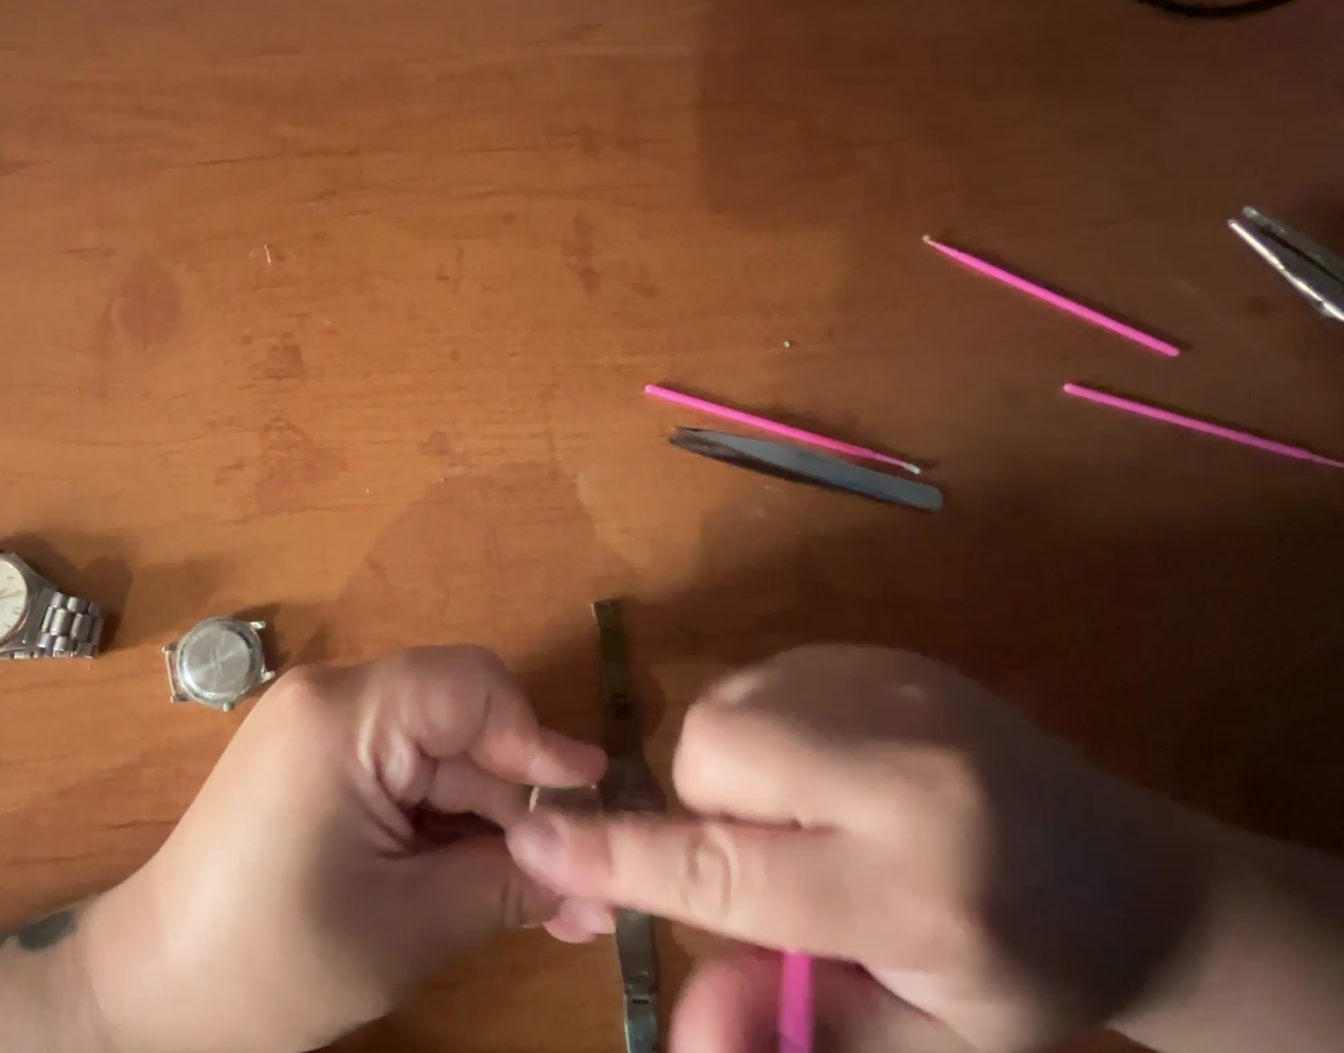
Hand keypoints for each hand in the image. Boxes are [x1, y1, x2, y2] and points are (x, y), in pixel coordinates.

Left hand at [75, 646, 607, 1052]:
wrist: (155, 988)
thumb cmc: (271, 959)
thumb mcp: (410, 926)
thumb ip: (510, 883)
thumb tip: (596, 873)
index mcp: (342, 715)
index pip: (473, 686)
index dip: (537, 742)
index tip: (587, 810)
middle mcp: (332, 697)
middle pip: (462, 718)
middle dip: (520, 797)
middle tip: (575, 881)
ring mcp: (323, 725)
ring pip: (443, 752)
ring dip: (490, 820)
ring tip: (543, 900)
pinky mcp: (322, 760)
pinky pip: (408, 771)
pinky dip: (448, 822)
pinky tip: (481, 879)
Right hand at [505, 646, 1198, 1052]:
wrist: (1134, 873)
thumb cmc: (1013, 974)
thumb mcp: (913, 1037)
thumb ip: (789, 1025)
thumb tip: (679, 1027)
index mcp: (920, 887)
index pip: (730, 873)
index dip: (618, 859)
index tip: (533, 840)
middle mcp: (907, 770)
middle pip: (712, 747)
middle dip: (708, 802)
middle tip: (772, 848)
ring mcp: (898, 691)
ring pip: (724, 708)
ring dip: (735, 767)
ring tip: (813, 809)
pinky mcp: (886, 654)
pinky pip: (757, 680)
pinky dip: (763, 728)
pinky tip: (832, 764)